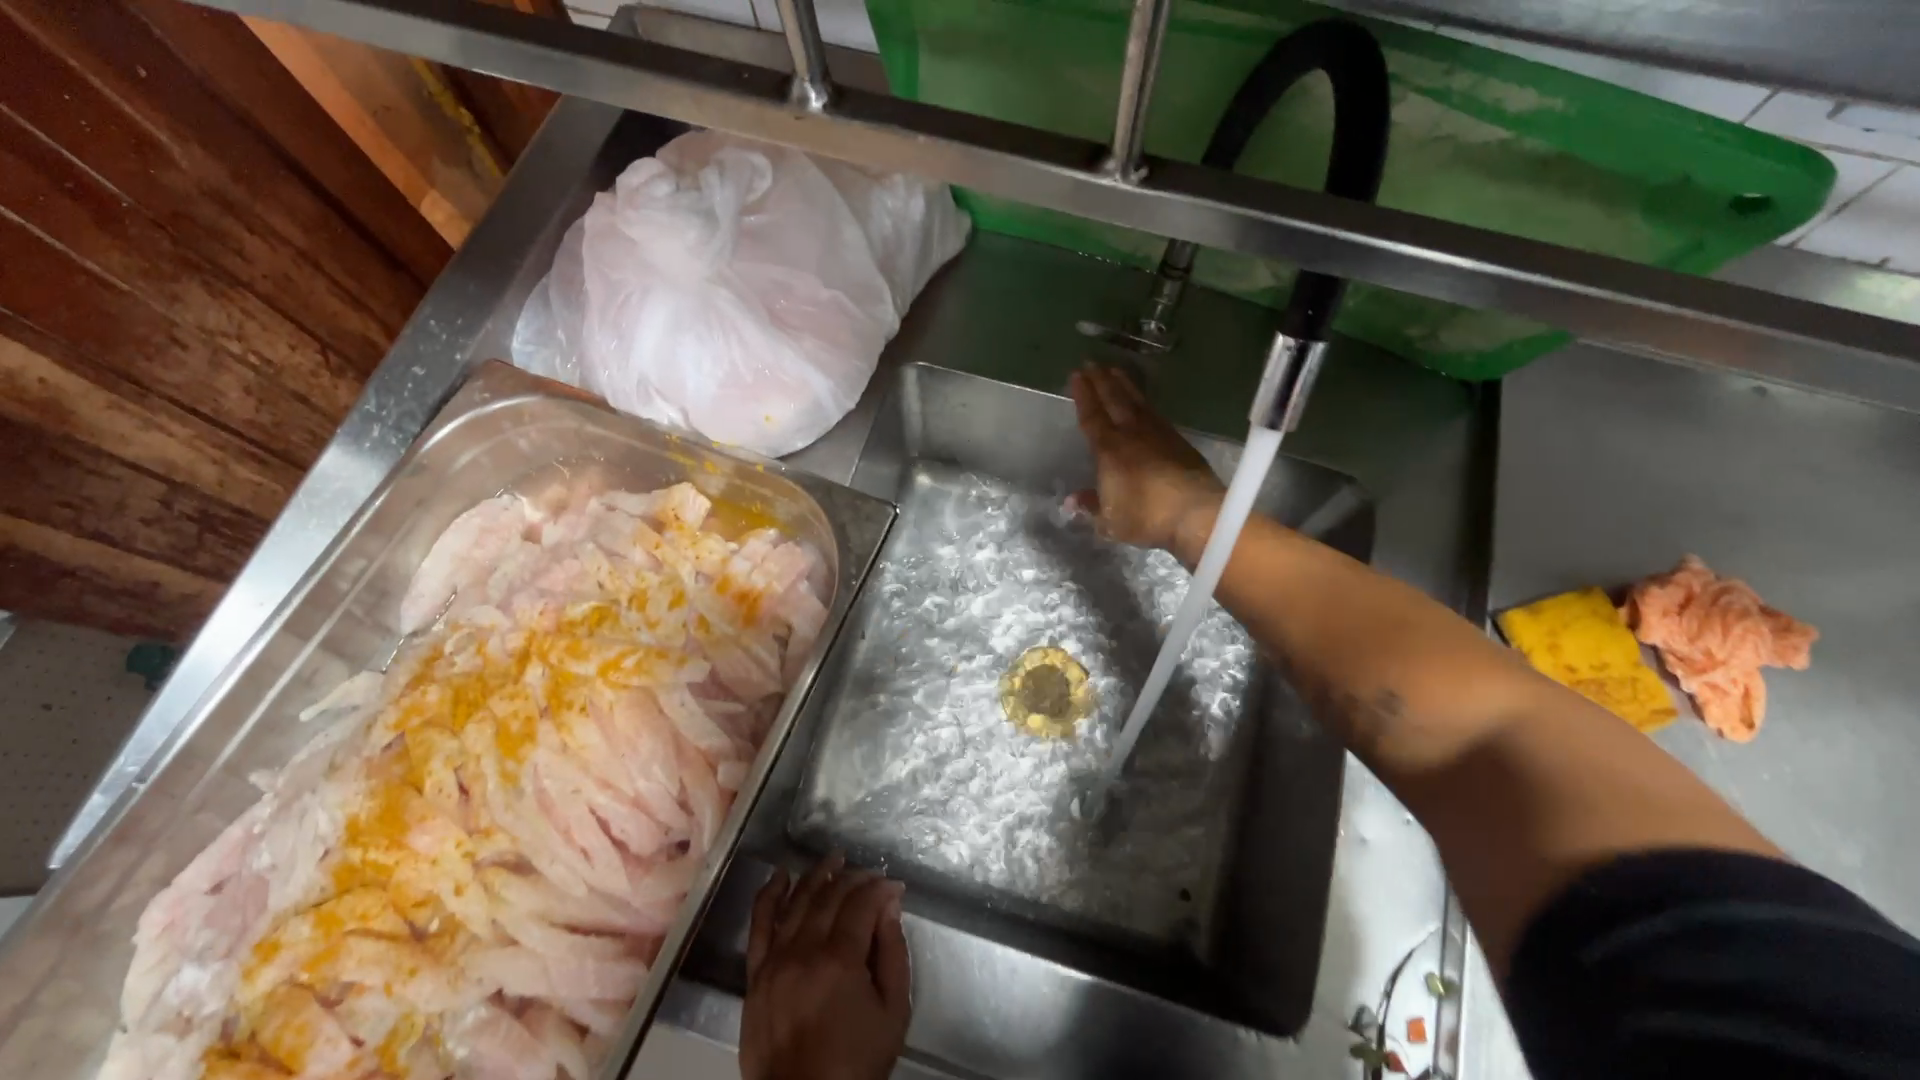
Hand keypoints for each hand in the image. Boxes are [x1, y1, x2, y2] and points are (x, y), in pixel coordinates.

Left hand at [741, 855, 910, 1079]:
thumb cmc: (856, 1062)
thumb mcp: (893, 1011)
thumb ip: (893, 953)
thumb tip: (889, 907)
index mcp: (840, 960)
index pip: (861, 903)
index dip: (880, 888)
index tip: (894, 886)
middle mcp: (804, 951)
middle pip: (829, 897)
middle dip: (853, 878)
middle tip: (869, 873)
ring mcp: (774, 961)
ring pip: (795, 903)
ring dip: (816, 876)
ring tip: (833, 859)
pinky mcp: (755, 975)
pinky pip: (759, 926)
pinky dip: (769, 896)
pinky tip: (780, 877)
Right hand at [1068, 365, 1224, 559]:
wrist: (1196, 514)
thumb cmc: (1147, 518)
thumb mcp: (1111, 521)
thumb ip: (1092, 506)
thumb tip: (1073, 500)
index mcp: (1109, 450)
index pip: (1092, 417)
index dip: (1083, 395)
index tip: (1077, 375)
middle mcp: (1132, 435)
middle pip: (1114, 401)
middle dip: (1102, 381)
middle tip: (1092, 363)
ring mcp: (1159, 435)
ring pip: (1137, 402)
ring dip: (1124, 385)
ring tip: (1115, 370)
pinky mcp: (1179, 441)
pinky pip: (1156, 413)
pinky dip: (1145, 402)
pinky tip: (1143, 401)